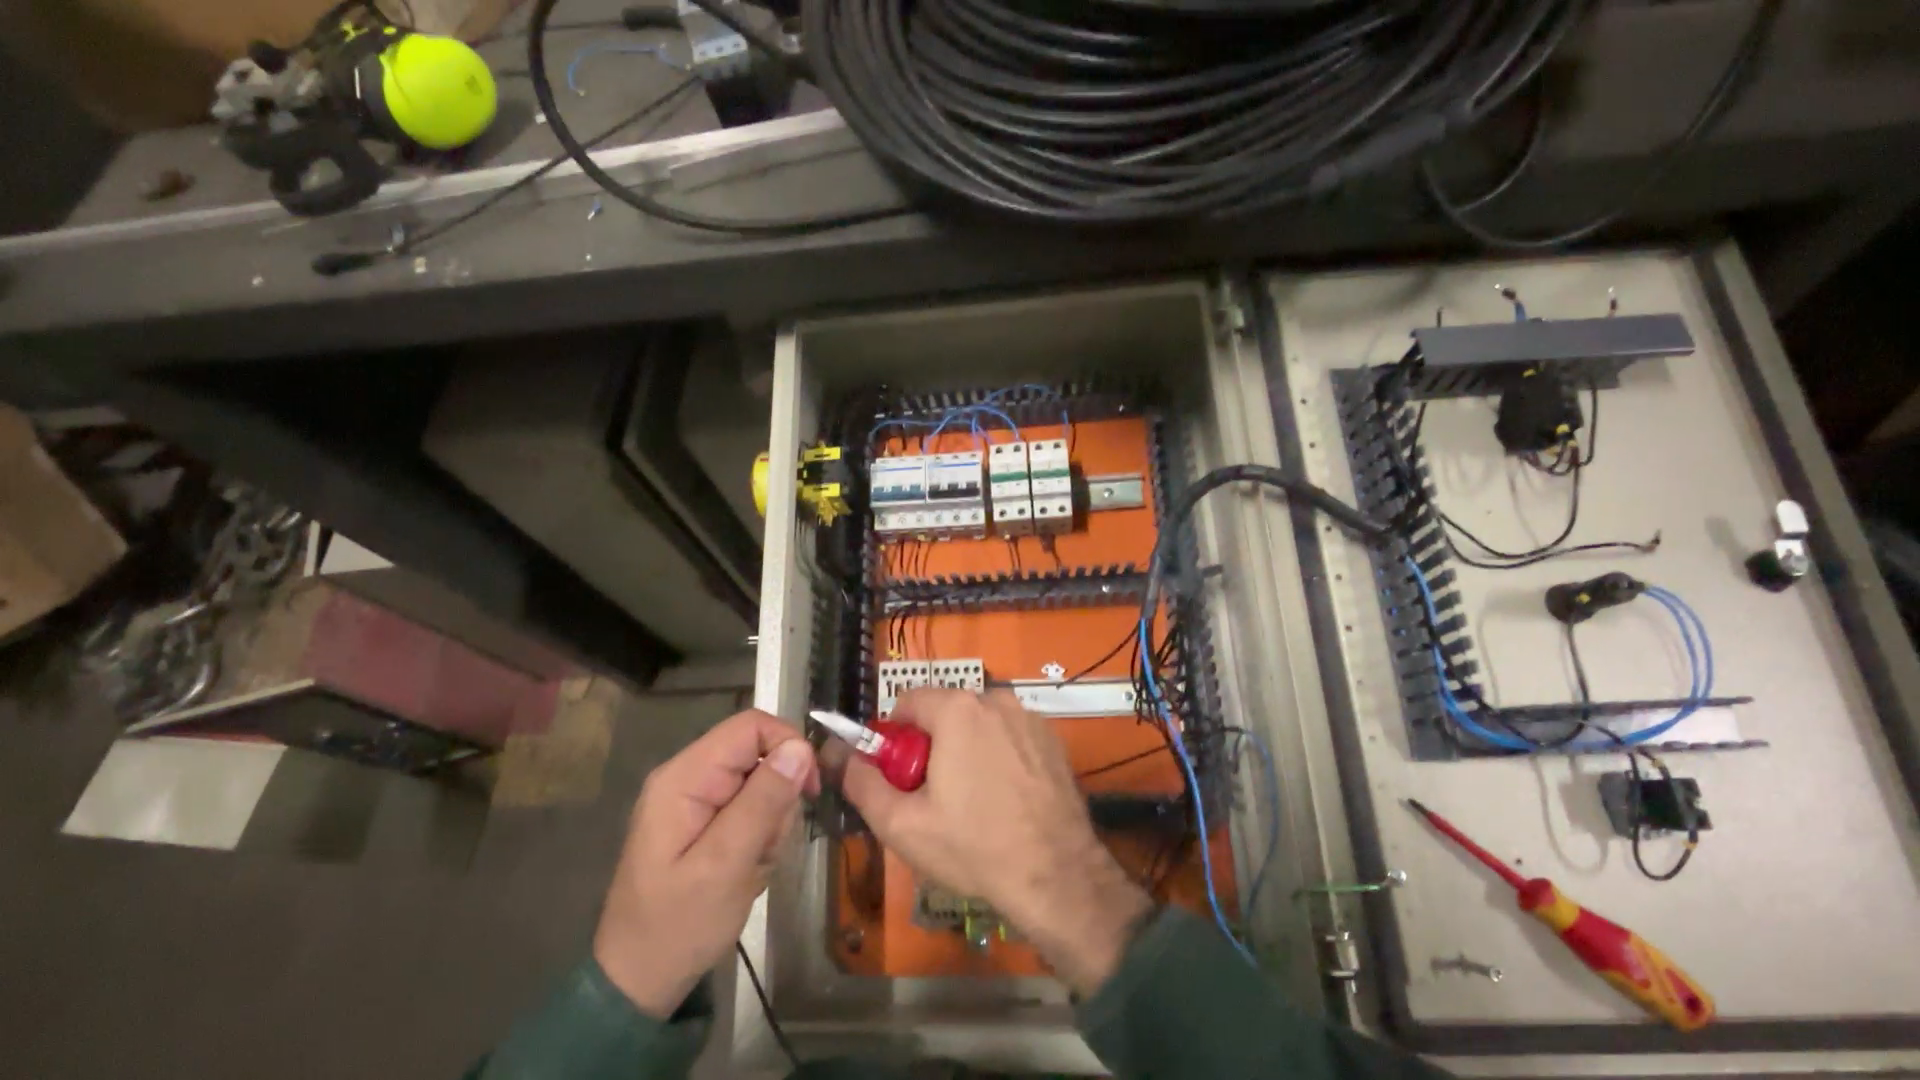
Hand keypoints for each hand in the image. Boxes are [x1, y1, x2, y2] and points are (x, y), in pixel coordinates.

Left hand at [593, 709, 818, 1017]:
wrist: (640, 979)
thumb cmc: (678, 925)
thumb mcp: (726, 865)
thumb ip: (763, 803)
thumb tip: (800, 748)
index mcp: (684, 777)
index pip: (751, 727)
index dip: (789, 746)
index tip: (808, 792)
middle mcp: (689, 777)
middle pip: (759, 754)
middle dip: (778, 799)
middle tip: (765, 850)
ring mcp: (696, 800)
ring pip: (762, 784)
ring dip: (772, 825)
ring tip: (752, 867)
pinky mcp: (705, 822)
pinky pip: (752, 811)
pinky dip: (761, 839)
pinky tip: (747, 871)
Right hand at [842, 689, 1151, 993]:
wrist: (1056, 877)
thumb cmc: (973, 847)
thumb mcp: (901, 824)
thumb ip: (862, 783)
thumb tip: (841, 756)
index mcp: (958, 710)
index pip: (907, 702)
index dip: (893, 739)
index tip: (898, 777)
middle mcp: (997, 701)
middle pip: (944, 714)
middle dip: (929, 747)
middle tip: (930, 799)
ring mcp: (1031, 720)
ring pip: (978, 727)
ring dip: (965, 753)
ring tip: (969, 806)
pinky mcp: (1054, 744)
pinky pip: (1009, 740)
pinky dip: (998, 760)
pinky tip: (1003, 804)